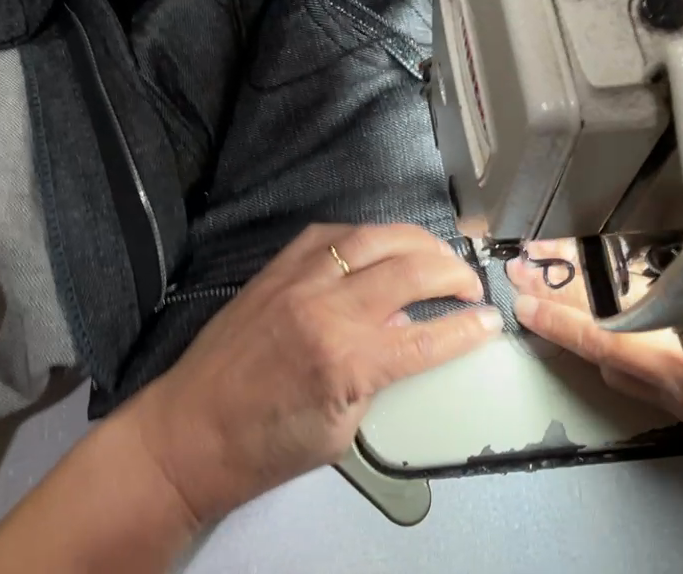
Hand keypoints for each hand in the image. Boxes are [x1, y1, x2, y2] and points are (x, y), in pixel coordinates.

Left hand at [120, 224, 500, 523]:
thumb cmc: (266, 446)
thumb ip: (380, 375)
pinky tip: (378, 245)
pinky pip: (329, 234)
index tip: (491, 320)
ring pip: (371, 237)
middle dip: (451, 271)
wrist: (190, 430)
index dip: (468, 328)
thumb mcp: (342, 428)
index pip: (426, 337)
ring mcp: (297, 280)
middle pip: (408, 270)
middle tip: (469, 282)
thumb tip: (407, 332)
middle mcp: (325, 308)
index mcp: (345, 361)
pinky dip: (363, 235)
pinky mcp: (275, 268)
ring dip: (413, 239)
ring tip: (435, 251)